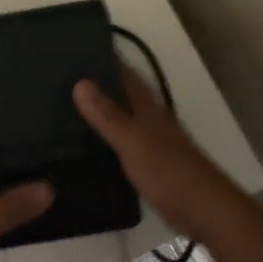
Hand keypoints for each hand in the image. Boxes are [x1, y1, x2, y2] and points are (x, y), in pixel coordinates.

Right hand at [74, 66, 236, 240]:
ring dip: (99, 112)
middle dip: (96, 85)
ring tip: (63, 109)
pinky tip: (85, 146)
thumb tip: (80, 81)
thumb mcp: (133, 141)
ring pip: (121, 118)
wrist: (204, 211)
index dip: (105, 60)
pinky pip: (120, 143)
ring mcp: (152, 143)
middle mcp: (150, 120)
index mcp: (148, 109)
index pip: (125, 74)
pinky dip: (104, 139)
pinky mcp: (149, 165)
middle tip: (58, 79)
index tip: (75, 50)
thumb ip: (108, 115)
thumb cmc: (170, 172)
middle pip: (122, 95)